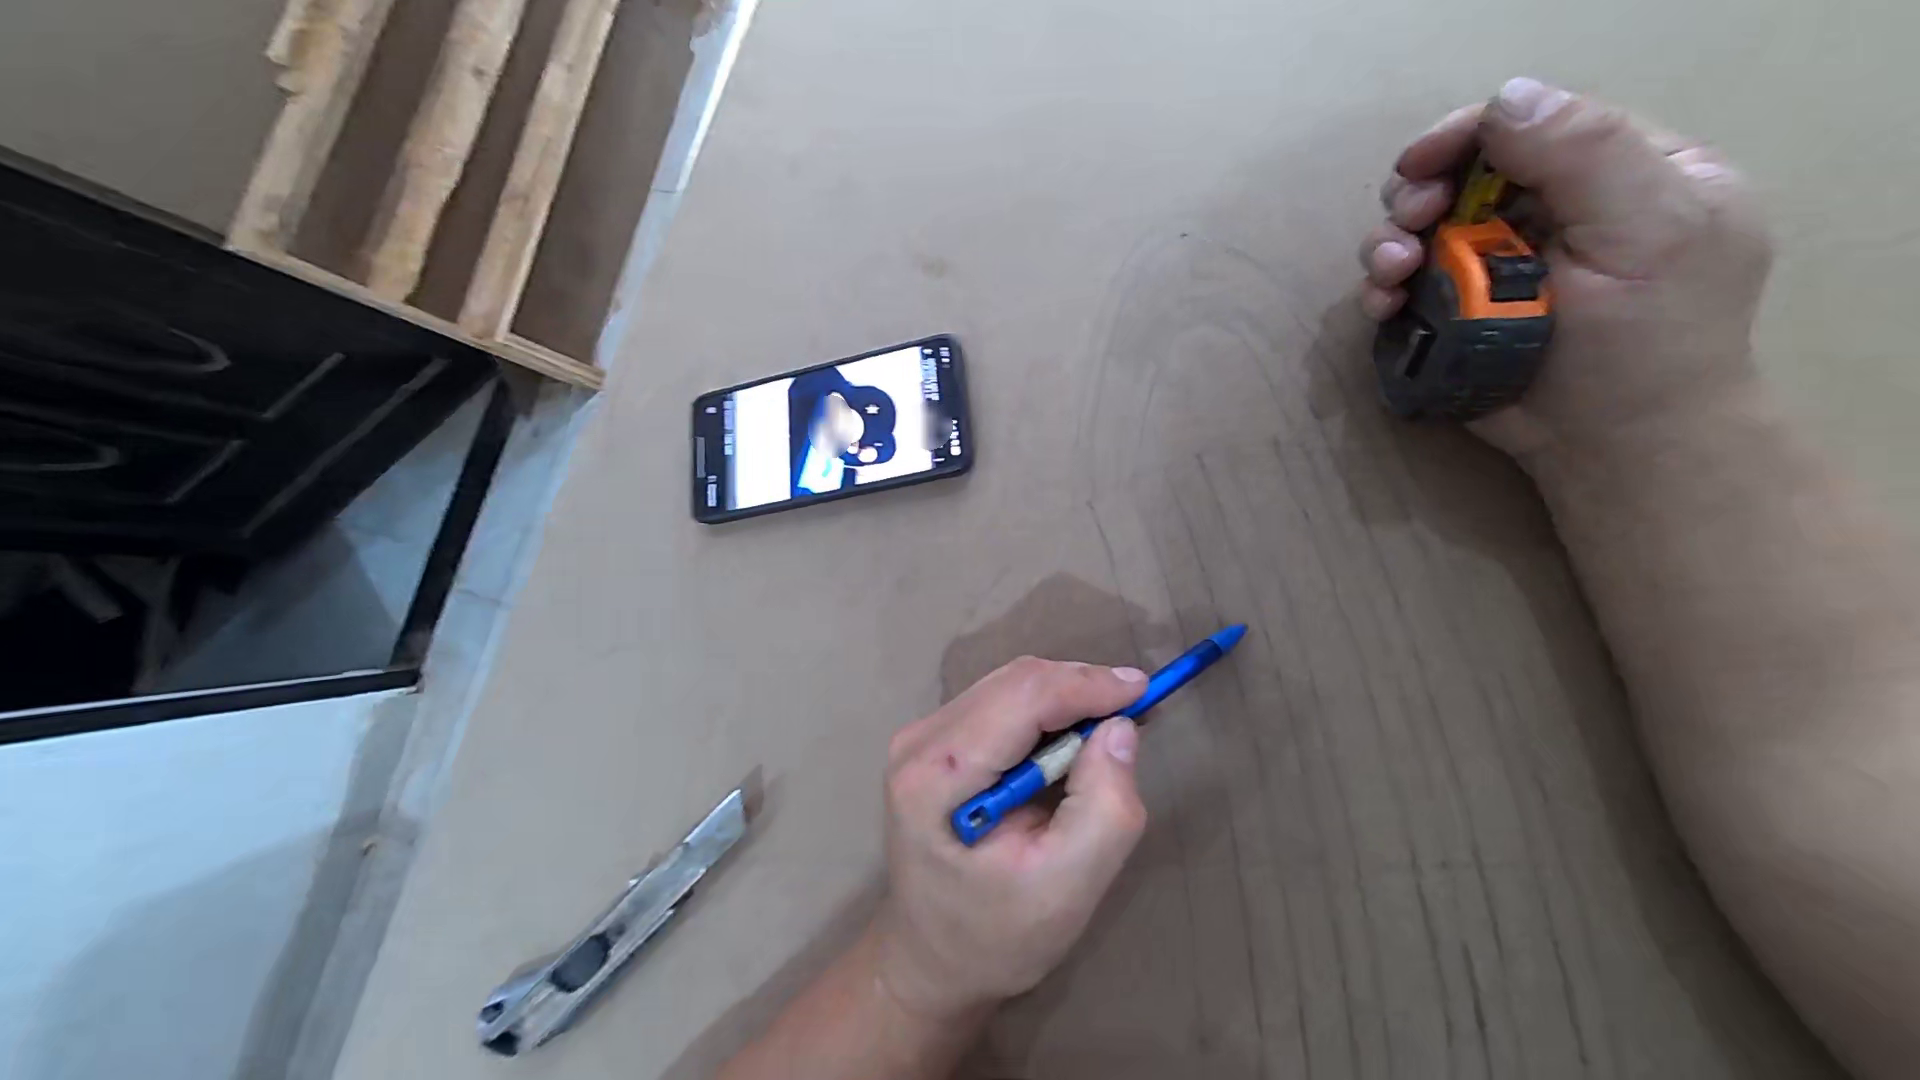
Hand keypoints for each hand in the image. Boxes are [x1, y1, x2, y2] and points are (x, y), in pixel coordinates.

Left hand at [871, 657, 1149, 1020]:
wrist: (932, 957)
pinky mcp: (934, 741)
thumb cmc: (997, 935)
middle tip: (1135, 708)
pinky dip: (1043, 709)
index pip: (1021, 698)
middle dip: (1080, 686)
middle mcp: (919, 742)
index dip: (1085, 684)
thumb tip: (1120, 728)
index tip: (1143, 691)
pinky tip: (1070, 736)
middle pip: (1014, 683)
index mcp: (937, 776)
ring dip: (1064, 696)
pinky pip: (999, 702)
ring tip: (1108, 723)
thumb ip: (1104, 807)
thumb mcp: (1067, 888)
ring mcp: (921, 737)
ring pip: (1008, 686)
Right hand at [1360, 77, 1774, 469]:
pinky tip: (1382, 309)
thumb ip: (1587, 155)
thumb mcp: (1650, 230)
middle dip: (1417, 197)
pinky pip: (1402, 289)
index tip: (1417, 163)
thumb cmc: (1649, 340)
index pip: (1528, 128)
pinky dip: (1381, 292)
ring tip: (1388, 277)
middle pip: (1457, 179)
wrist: (1610, 443)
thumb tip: (1506, 97)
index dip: (1465, 135)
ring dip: (1388, 247)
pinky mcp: (1451, 314)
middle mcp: (1542, 214)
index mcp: (1612, 174)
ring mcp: (1489, 269)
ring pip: (1418, 234)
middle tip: (1408, 228)